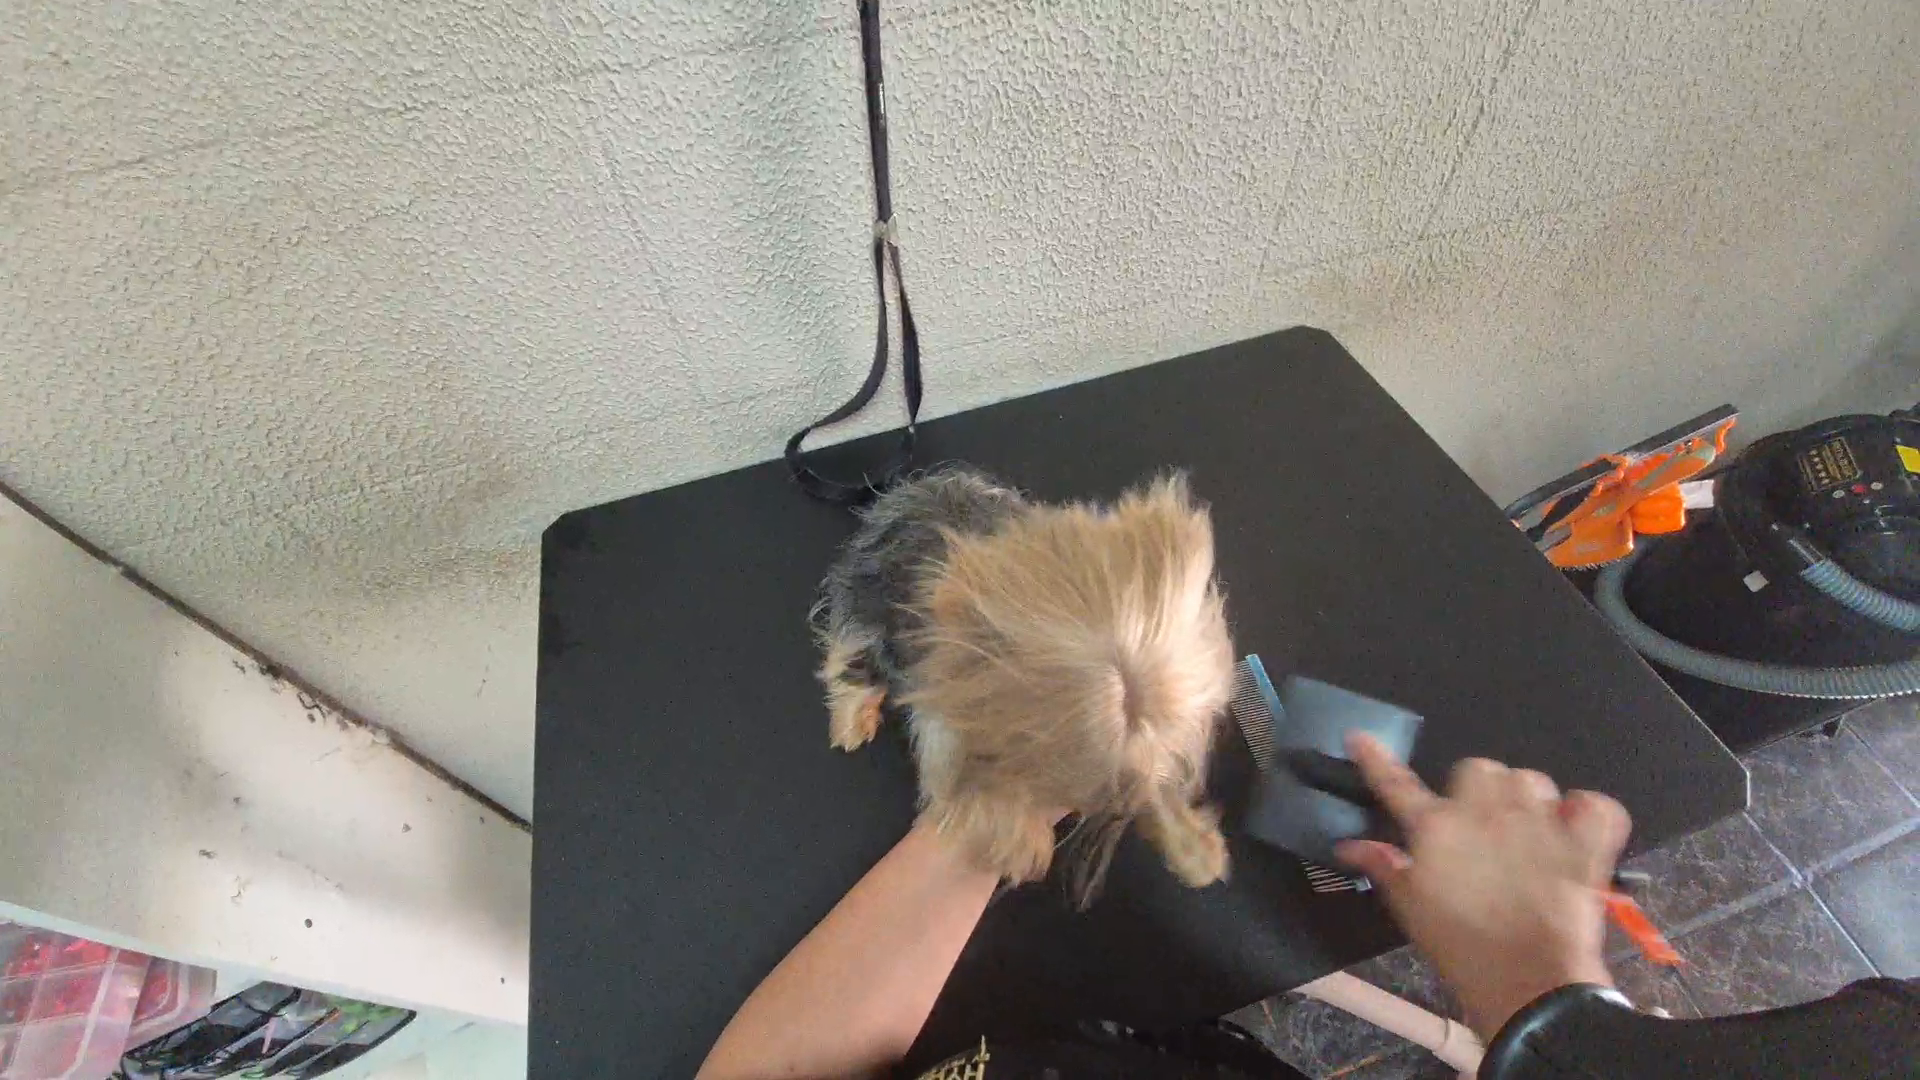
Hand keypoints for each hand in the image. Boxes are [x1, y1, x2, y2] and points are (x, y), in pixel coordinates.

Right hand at [1336, 734, 1630, 1038]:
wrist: (1531, 987)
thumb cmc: (1459, 944)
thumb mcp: (1408, 905)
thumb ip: (1381, 865)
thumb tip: (1347, 845)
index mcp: (1436, 826)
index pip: (1395, 782)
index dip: (1374, 758)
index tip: (1360, 738)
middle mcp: (1485, 814)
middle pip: (1478, 767)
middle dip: (1474, 785)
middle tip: (1472, 815)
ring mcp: (1539, 828)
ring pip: (1532, 780)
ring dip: (1524, 797)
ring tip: (1521, 823)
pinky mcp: (1584, 850)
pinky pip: (1597, 807)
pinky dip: (1587, 811)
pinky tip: (1572, 824)